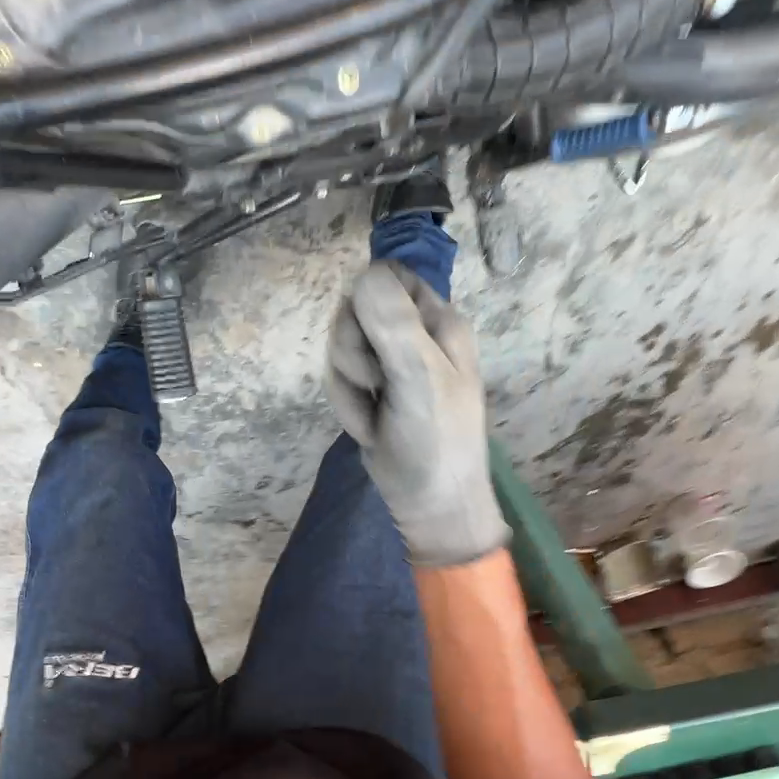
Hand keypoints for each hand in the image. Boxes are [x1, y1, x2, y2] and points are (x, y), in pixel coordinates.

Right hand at [326, 262, 507, 566]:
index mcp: (438, 321)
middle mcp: (414, 334)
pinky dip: (348, 405)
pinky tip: (369, 427)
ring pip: (341, 347)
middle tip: (375, 385)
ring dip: (348, 386)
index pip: (385, 278)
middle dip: (352, 354)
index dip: (367, 306)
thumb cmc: (436, 440)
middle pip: (354, 312)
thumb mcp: (419, 378)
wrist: (431, 504)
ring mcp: (391, 364)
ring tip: (375, 415)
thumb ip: (394, 324)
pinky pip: (340, 379)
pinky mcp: (372, 390)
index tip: (372, 339)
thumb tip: (365, 274)